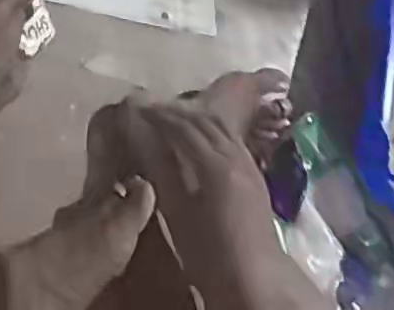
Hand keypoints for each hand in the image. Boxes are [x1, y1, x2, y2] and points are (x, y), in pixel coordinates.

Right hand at [121, 103, 306, 309]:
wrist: (255, 284)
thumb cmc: (210, 256)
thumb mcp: (178, 215)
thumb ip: (161, 171)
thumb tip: (141, 137)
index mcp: (214, 166)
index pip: (181, 127)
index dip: (158, 116)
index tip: (138, 109)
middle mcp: (234, 155)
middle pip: (202, 121)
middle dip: (175, 112)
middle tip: (150, 109)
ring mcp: (248, 162)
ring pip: (219, 126)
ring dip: (194, 116)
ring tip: (172, 116)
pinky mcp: (255, 172)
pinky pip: (230, 136)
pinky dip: (211, 127)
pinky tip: (200, 134)